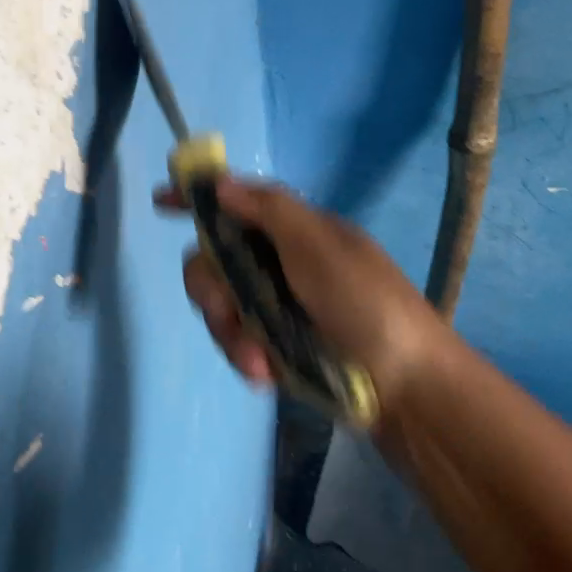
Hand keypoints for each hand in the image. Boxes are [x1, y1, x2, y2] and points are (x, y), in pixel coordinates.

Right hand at [155, 176, 454, 411]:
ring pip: (219, 305)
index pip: (236, 203)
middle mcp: (278, 264)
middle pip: (213, 260)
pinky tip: (264, 374)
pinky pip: (236, 342)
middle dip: (210, 288)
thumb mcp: (320, 246)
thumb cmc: (367, 305)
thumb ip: (268, 210)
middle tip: (225, 309)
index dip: (198, 199)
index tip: (160, 201)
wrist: (410, 389)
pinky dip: (244, 356)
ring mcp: (275, 308)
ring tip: (257, 360)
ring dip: (230, 332)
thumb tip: (220, 182)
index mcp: (294, 232)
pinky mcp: (275, 347)